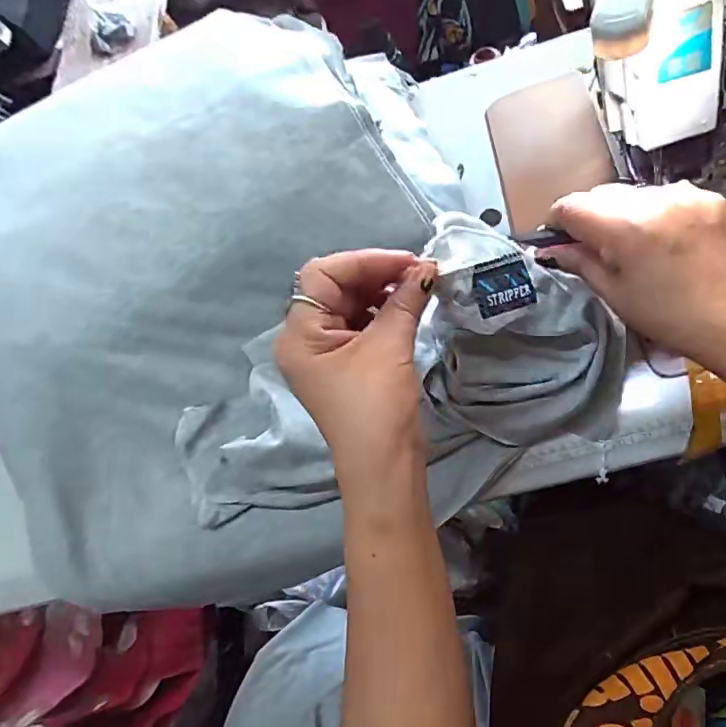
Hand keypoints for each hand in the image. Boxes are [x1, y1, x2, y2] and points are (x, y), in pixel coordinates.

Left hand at [275, 249, 438, 476]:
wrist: (385, 466)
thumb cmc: (375, 406)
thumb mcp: (389, 348)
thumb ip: (405, 301)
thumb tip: (426, 267)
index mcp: (299, 335)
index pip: (322, 276)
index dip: (364, 261)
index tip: (408, 261)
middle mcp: (306, 341)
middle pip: (336, 289)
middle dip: (377, 275)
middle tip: (419, 271)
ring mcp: (327, 355)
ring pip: (351, 307)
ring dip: (384, 293)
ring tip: (419, 287)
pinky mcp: (349, 367)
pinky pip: (363, 327)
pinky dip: (385, 314)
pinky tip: (410, 307)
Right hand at [544, 182, 725, 363]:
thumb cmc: (665, 316)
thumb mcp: (615, 293)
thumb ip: (581, 263)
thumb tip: (551, 249)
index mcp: (625, 227)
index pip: (573, 205)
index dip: (559, 220)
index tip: (559, 236)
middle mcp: (653, 200)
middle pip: (603, 194)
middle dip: (593, 215)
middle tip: (596, 246)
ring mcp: (684, 194)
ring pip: (635, 192)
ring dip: (626, 211)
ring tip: (636, 243)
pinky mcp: (707, 197)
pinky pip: (666, 195)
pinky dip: (658, 211)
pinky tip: (665, 238)